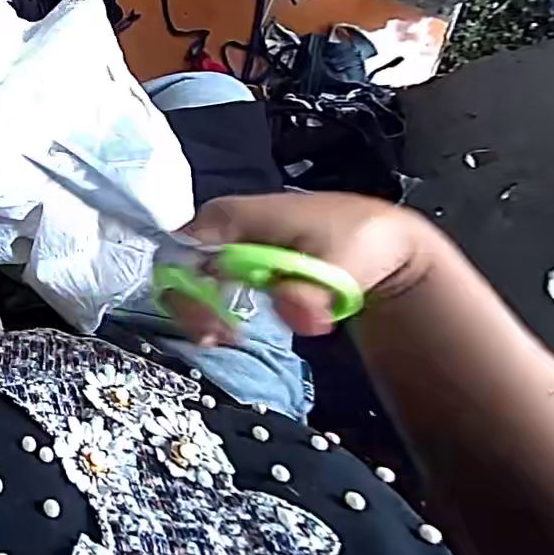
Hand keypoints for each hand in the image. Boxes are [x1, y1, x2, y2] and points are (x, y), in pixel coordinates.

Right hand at [178, 192, 435, 340]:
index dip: (186, 292)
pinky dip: (211, 311)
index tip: (215, 327)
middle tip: (219, 337)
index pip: (180, 252)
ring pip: (187, 279)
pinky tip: (231, 329)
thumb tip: (294, 313)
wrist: (377, 238)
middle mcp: (216, 226)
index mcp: (229, 216)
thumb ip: (311, 292)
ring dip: (199, 312)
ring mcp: (223, 244)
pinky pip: (204, 286)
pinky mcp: (233, 262)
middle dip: (189, 306)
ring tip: (226, 338)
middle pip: (176, 267)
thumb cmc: (355, 237)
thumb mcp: (339, 263)